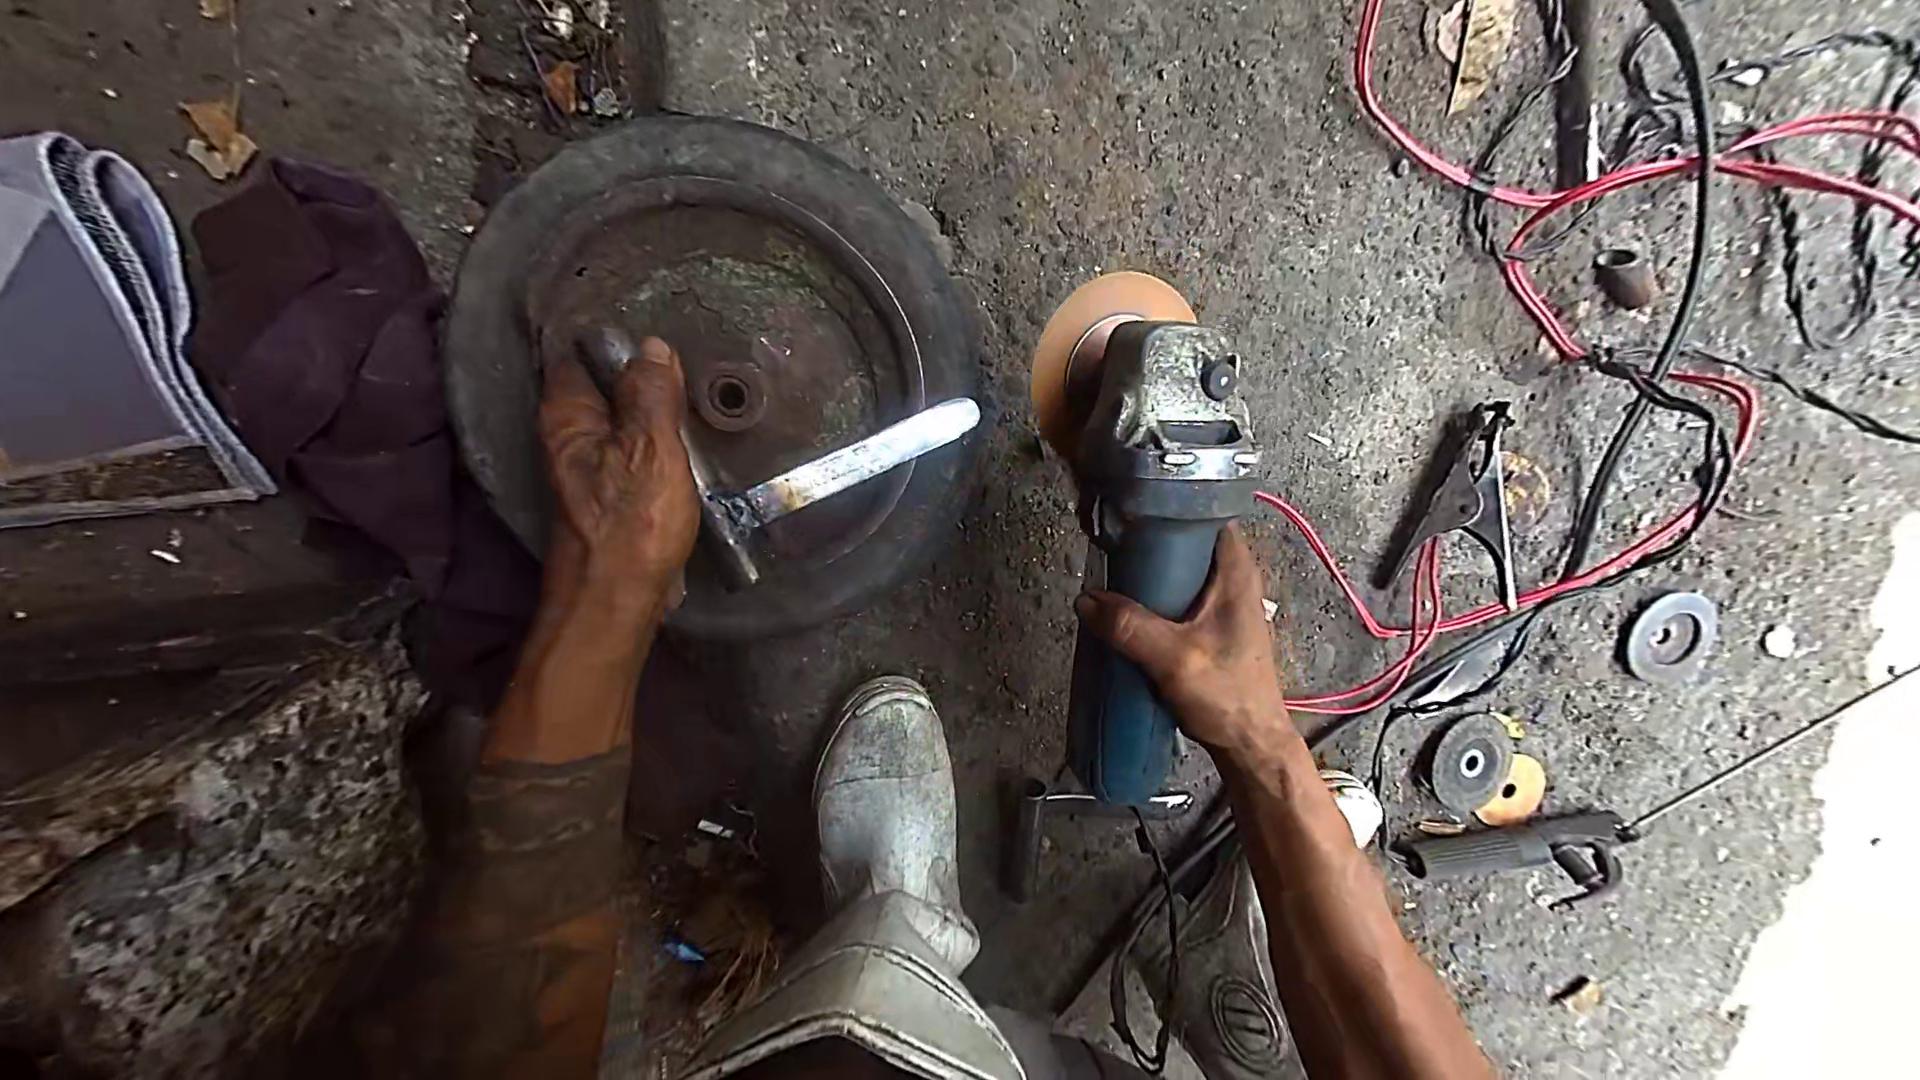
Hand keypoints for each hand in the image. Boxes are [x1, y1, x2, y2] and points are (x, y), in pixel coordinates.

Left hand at [539, 334, 699, 609]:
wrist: (620, 597)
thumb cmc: (633, 523)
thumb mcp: (651, 451)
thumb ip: (652, 398)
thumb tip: (653, 347)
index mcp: (568, 418)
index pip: (583, 357)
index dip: (618, 344)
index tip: (663, 337)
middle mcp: (572, 438)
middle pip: (607, 390)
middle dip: (645, 378)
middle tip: (693, 367)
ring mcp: (594, 468)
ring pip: (626, 424)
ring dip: (657, 413)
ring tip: (698, 400)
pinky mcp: (616, 494)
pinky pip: (640, 453)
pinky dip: (662, 445)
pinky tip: (691, 445)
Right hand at [1074, 527, 1297, 767]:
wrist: (1249, 744)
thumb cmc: (1226, 696)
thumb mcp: (1174, 658)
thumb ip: (1130, 627)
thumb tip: (1085, 599)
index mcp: (1235, 573)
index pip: (1205, 515)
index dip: (1169, 506)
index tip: (1131, 508)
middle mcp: (1231, 579)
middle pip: (1186, 540)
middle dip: (1149, 536)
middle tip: (1110, 537)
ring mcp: (1219, 602)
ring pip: (1179, 568)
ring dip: (1148, 567)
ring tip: (1110, 565)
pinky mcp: (1207, 624)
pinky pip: (1174, 594)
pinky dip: (1150, 592)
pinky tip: (1124, 601)